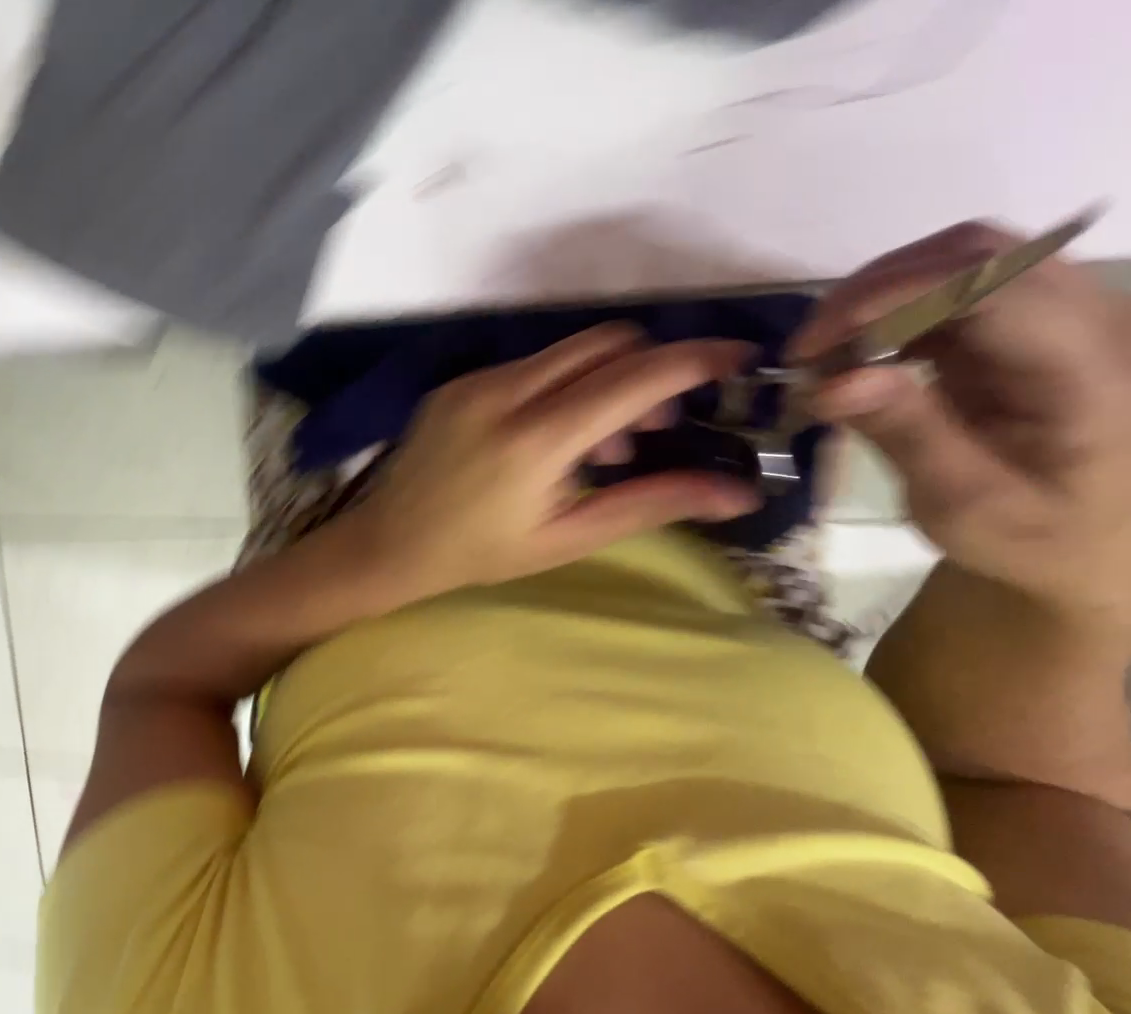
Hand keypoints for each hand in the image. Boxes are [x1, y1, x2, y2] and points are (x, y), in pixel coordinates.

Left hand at [338, 323, 760, 595]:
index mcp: (534, 438)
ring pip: (567, 351)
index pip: (635, 375)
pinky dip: (563, 386)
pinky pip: (529, 365)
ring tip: (607, 449)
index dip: (699, 359)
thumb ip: (650, 504)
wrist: (387, 544)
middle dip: (653, 367)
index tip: (743, 361)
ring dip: (607, 379)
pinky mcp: (456, 383)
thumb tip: (739, 490)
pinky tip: (557, 438)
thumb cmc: (478, 553)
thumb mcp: (566, 537)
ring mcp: (473, 382)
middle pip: (606, 343)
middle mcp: (503, 393)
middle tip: (662, 426)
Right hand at [795, 222, 1130, 628]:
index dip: (887, 297)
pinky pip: (960, 283)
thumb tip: (832, 382)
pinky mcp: (1042, 319)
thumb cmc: (1025, 539)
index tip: (807, 348)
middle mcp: (1102, 318)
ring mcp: (1077, 312)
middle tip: (809, 351)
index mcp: (1094, 367)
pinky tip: (863, 354)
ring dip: (880, 296)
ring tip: (829, 356)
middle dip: (875, 290)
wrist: (1078, 550)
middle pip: (979, 252)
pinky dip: (895, 309)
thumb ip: (908, 435)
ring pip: (965, 257)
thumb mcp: (961, 504)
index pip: (990, 284)